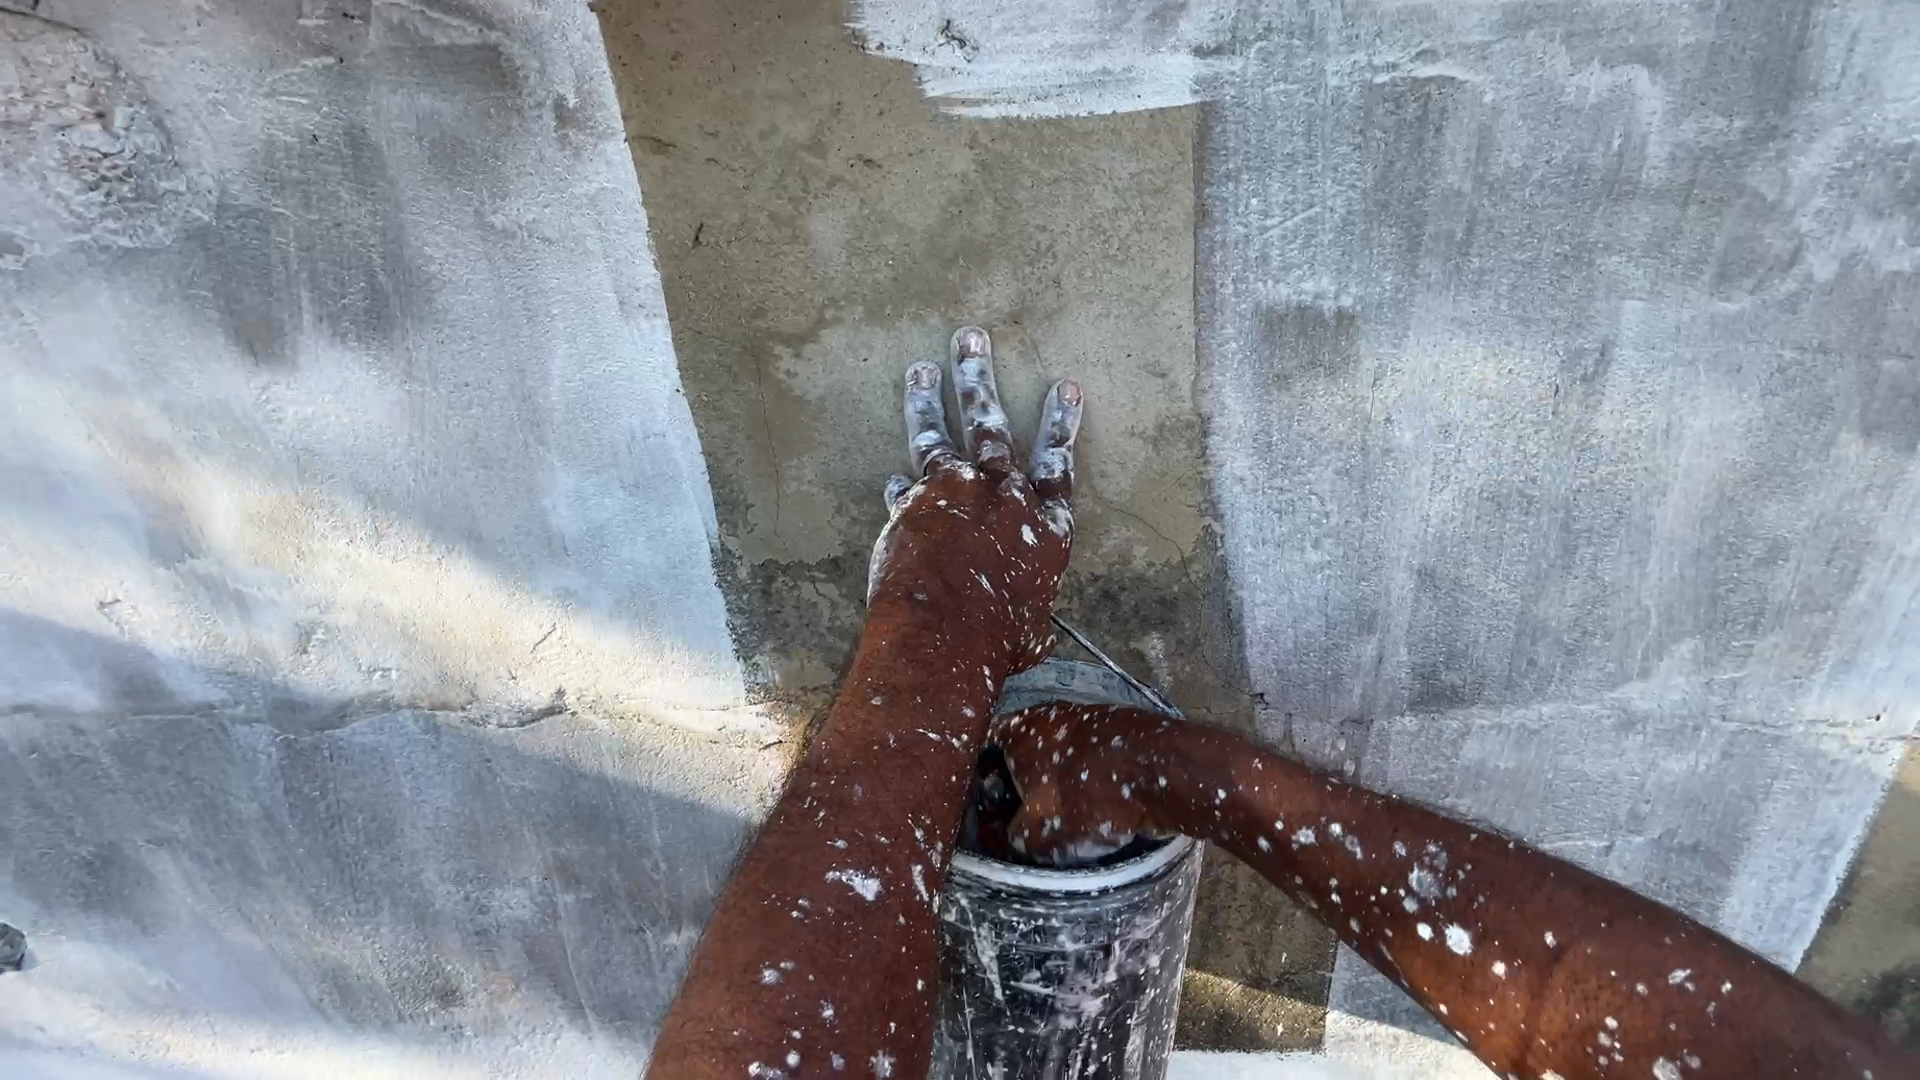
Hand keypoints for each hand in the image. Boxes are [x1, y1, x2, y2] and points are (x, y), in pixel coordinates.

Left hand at [866, 326, 1082, 672]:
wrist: (946, 638)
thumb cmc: (1000, 640)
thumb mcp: (1032, 625)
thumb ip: (1028, 603)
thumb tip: (1024, 623)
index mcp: (1044, 523)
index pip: (1058, 461)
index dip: (1060, 422)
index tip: (1064, 386)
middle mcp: (1001, 496)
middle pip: (992, 424)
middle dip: (979, 376)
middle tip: (969, 337)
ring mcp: (953, 494)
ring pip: (939, 434)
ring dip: (928, 398)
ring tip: (920, 369)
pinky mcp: (911, 507)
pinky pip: (904, 487)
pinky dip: (900, 483)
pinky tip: (893, 475)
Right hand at [986, 704, 1166, 863]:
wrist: (1159, 770)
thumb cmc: (1086, 797)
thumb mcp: (1037, 834)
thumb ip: (1012, 836)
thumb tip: (1011, 835)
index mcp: (1018, 729)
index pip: (984, 748)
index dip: (982, 780)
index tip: (989, 809)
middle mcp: (1046, 715)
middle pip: (1020, 752)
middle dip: (1020, 785)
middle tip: (1025, 819)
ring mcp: (1083, 719)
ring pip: (1057, 756)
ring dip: (1056, 783)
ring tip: (1065, 818)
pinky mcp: (1115, 732)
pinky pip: (1087, 759)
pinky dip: (1085, 780)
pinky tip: (1096, 806)